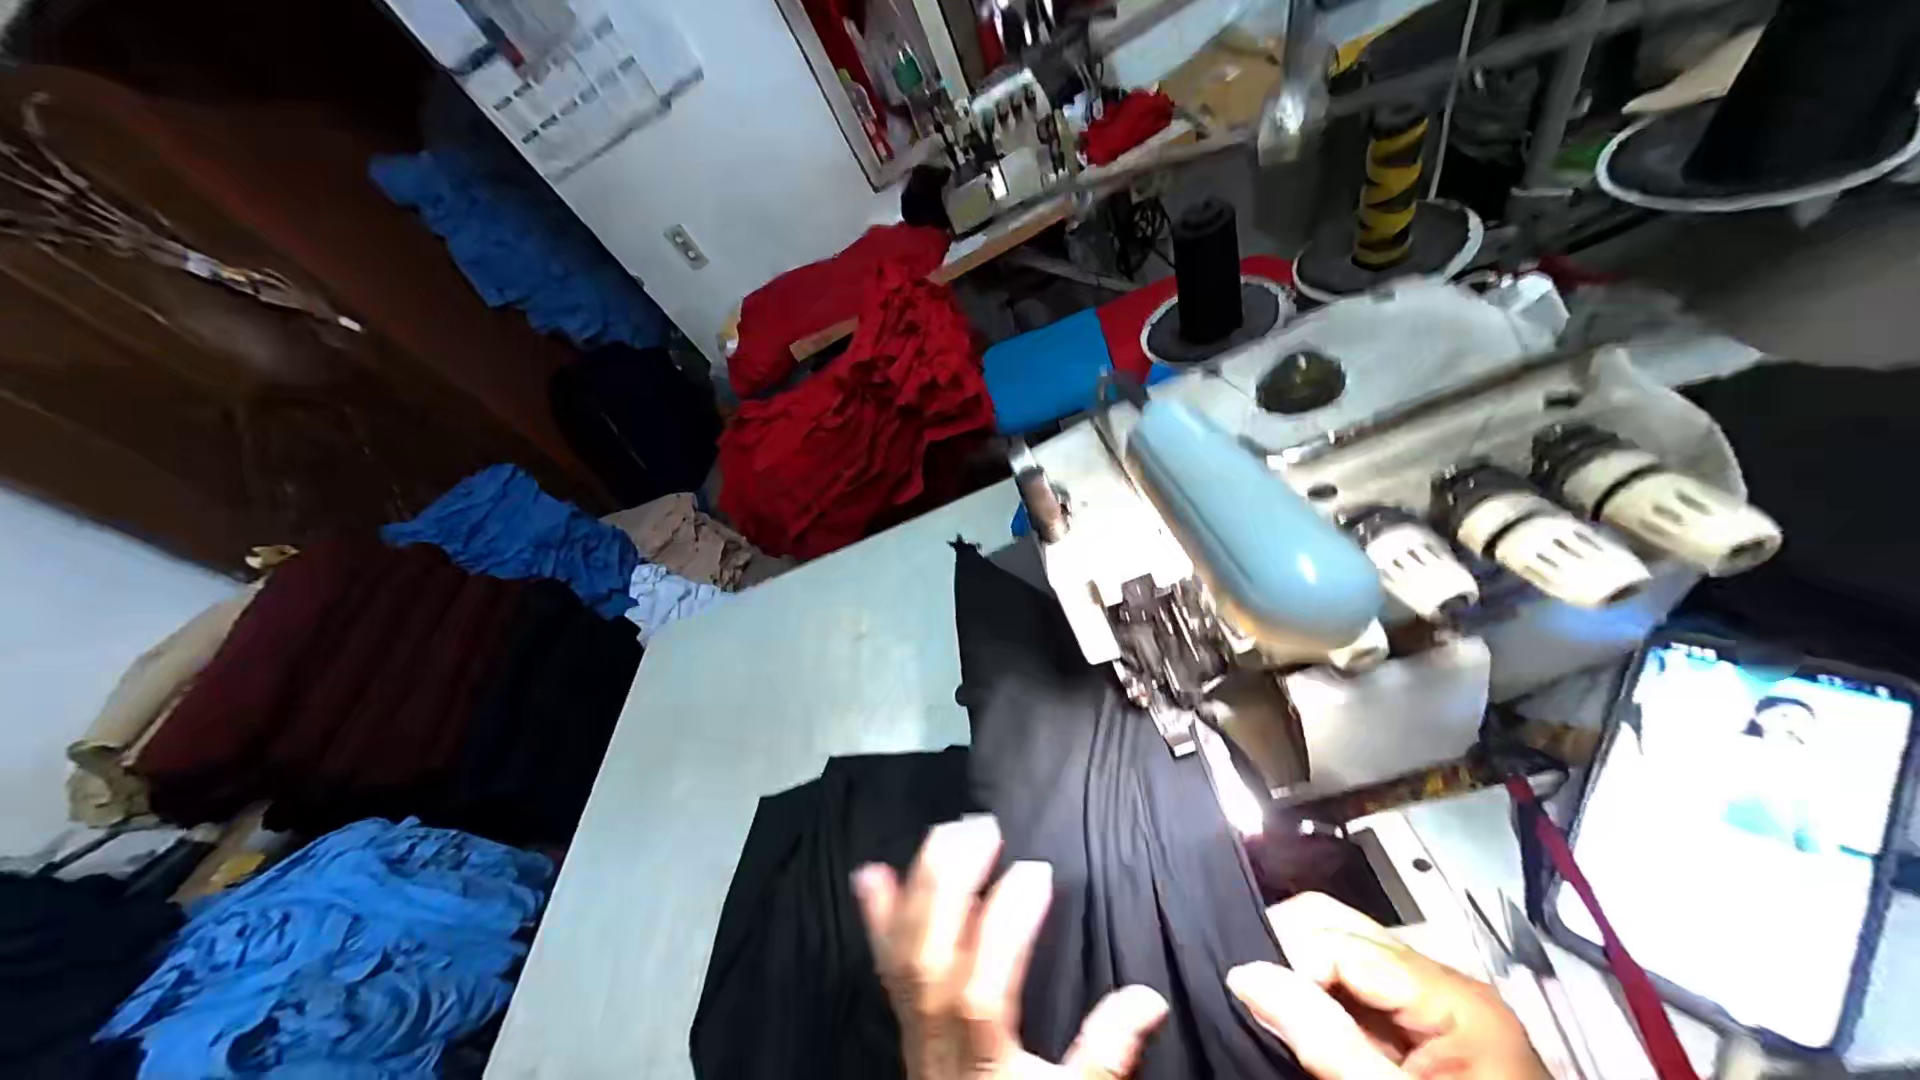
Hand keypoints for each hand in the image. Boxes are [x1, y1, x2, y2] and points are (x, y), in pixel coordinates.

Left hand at [852, 815, 1169, 1079]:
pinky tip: (870, 871)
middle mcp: (936, 1031)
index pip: (982, 984)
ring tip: (946, 830)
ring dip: (921, 882)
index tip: (1036, 870)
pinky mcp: (900, 1012)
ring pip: (904, 948)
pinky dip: (875, 914)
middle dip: (953, 882)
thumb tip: (1148, 996)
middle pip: (930, 953)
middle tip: (983, 829)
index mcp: (982, 1053)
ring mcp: (912, 1020)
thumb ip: (1106, 1052)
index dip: (1006, 925)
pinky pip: (882, 961)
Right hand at [1228, 893, 1549, 1079]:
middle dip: (1287, 952)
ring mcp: (1434, 997)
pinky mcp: (1420, 1018)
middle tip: (1256, 996)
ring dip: (1300, 971)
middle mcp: (1447, 982)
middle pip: (1339, 924)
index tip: (1254, 1000)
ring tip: (1280, 1013)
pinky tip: (1310, 1024)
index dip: (1289, 963)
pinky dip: (1320, 992)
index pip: (1340, 941)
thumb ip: (1326, 1042)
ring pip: (1338, 944)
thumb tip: (1248, 977)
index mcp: (1458, 999)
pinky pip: (1351, 978)